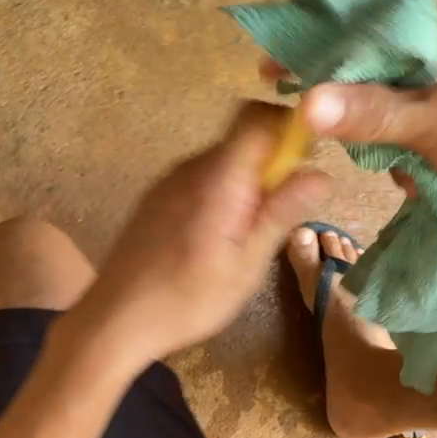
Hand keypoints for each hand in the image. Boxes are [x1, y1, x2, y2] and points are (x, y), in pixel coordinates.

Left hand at [70, 103, 329, 364]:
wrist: (114, 320)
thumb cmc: (187, 300)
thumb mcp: (246, 265)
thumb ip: (281, 213)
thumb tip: (322, 174)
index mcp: (216, 178)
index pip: (257, 117)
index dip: (288, 127)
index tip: (304, 162)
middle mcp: (188, 167)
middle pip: (240, 138)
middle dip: (270, 164)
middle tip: (280, 212)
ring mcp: (167, 180)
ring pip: (220, 161)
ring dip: (244, 183)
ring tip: (246, 234)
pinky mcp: (155, 197)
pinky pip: (199, 179)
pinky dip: (219, 194)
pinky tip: (215, 238)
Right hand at [296, 0, 436, 215]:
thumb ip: (371, 113)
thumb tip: (304, 106)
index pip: (361, 22)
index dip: (314, 46)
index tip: (273, 74)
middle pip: (366, 65)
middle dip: (353, 108)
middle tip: (325, 135)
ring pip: (382, 102)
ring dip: (382, 140)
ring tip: (403, 168)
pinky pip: (403, 127)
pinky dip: (403, 154)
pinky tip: (419, 178)